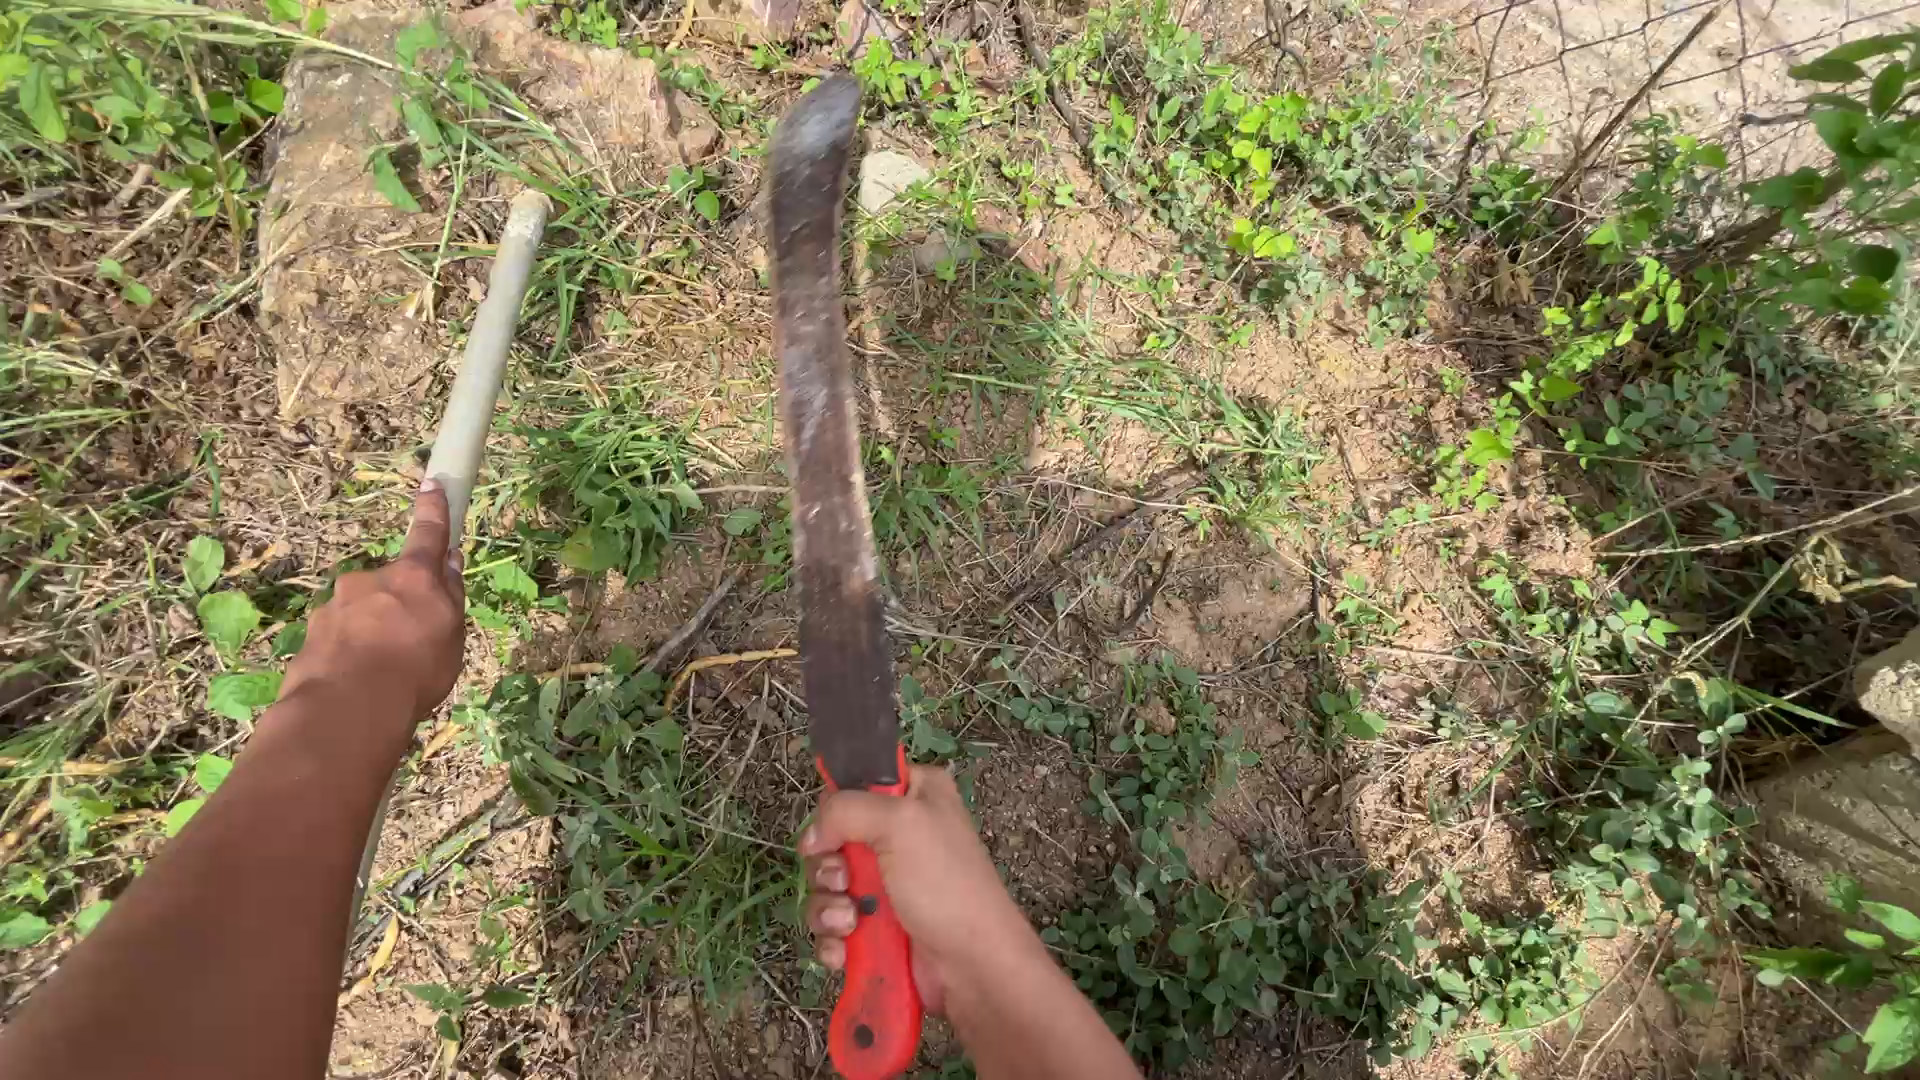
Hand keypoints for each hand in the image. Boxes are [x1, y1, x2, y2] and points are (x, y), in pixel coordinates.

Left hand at [279, 480, 466, 722]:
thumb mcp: (453, 632)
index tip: (432, 481)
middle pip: (393, 583)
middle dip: (403, 602)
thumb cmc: (416, 667)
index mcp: (413, 577)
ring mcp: (335, 606)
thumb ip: (449, 595)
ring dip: (377, 630)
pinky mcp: (312, 634)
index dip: (434, 510)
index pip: (429, 535)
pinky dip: (355, 650)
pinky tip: (364, 678)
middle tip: (418, 638)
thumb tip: (448, 560)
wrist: (347, 708)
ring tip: (390, 668)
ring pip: (364, 611)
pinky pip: (342, 636)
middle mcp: (369, 581)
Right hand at [799, 765, 1041, 1016]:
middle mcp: (901, 831)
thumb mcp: (900, 823)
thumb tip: (812, 836)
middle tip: (844, 882)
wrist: (972, 964)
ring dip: (829, 907)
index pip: (857, 783)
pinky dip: (833, 937)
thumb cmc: (943, 882)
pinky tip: (845, 951)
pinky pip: (834, 922)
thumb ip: (846, 810)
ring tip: (850, 923)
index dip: (836, 808)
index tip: (830, 834)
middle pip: (835, 837)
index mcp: (916, 792)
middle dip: (829, 866)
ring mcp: (888, 880)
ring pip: (830, 883)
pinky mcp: (878, 924)